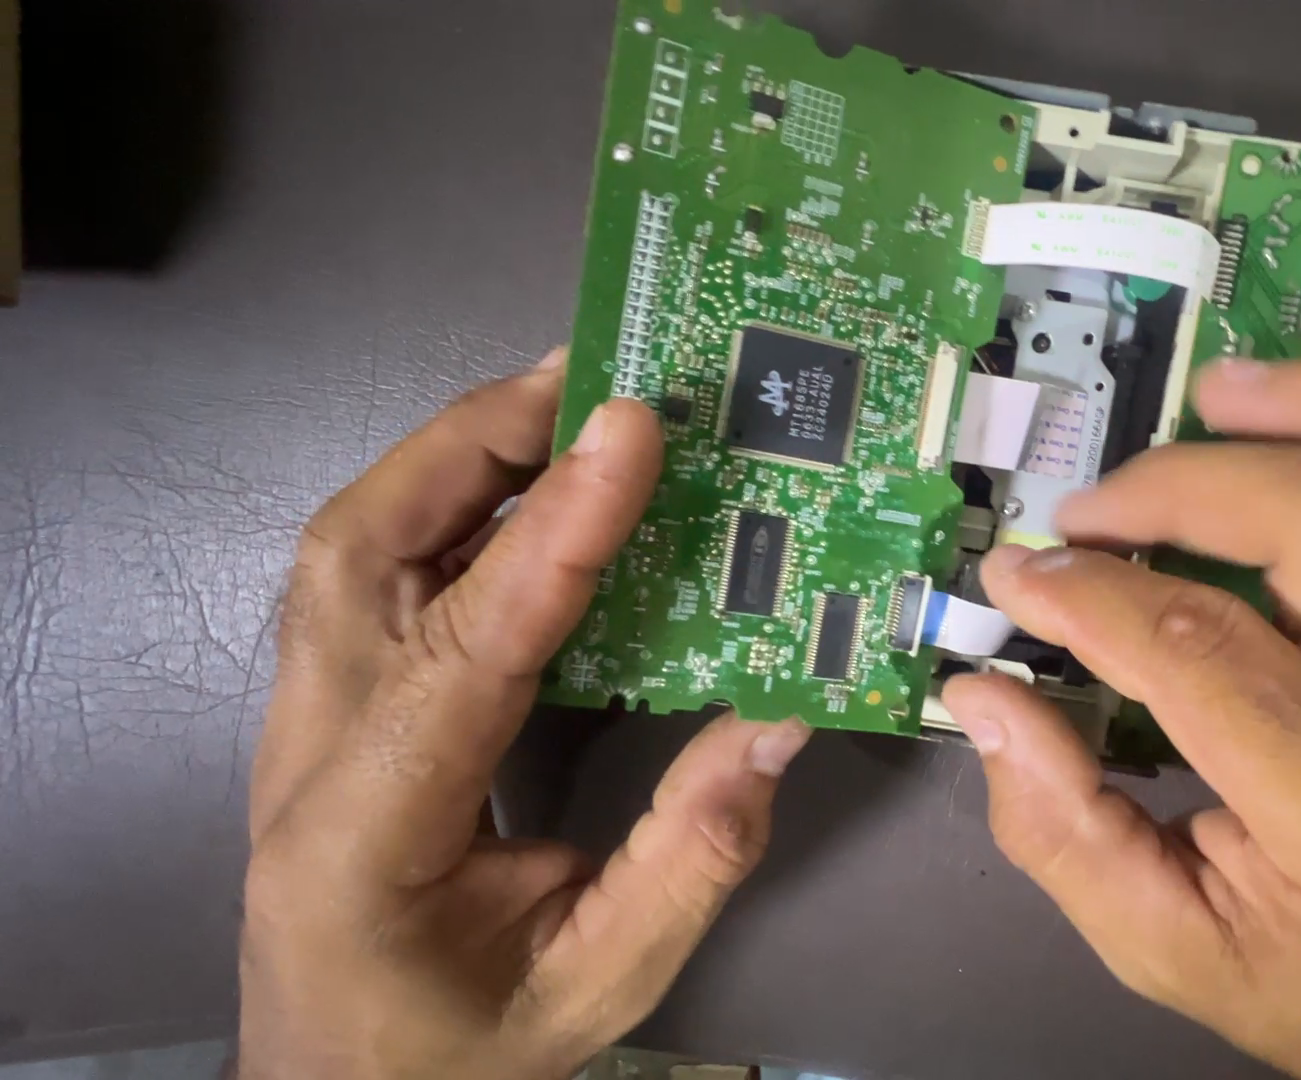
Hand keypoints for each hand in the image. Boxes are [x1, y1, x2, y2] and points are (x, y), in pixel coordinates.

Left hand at [242, 352, 812, 1079]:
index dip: (555, 534)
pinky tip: (540, 484)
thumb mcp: (608, 970)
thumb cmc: (474, 1040)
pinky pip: (389, 566)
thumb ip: (698, 852)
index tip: (631, 431)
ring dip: (463, 452)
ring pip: (356, 540)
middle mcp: (312, 750)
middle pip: (357, 550)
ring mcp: (312, 715)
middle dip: (479, 442)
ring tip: (568, 404)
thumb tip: (782, 712)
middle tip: (591, 381)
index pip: (462, 651)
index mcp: (367, 832)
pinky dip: (463, 498)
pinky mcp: (345, 698)